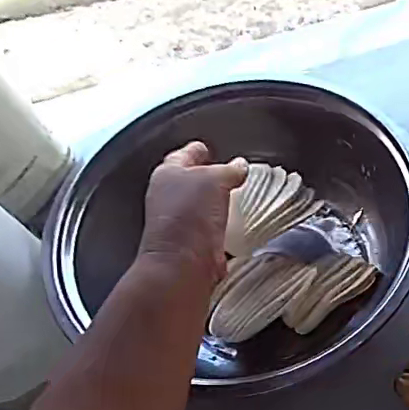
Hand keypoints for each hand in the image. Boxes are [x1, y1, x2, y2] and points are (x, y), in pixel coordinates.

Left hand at [137, 141, 246, 286]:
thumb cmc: (190, 215)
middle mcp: (169, 196)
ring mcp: (180, 220)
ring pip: (202, 203)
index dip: (196, 150)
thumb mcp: (215, 180)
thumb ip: (229, 170)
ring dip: (218, 200)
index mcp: (168, 174)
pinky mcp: (194, 241)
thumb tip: (240, 166)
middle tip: (228, 173)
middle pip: (191, 179)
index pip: (184, 154)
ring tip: (236, 196)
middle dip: (209, 176)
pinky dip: (222, 222)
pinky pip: (211, 225)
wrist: (185, 262)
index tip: (205, 148)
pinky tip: (235, 221)